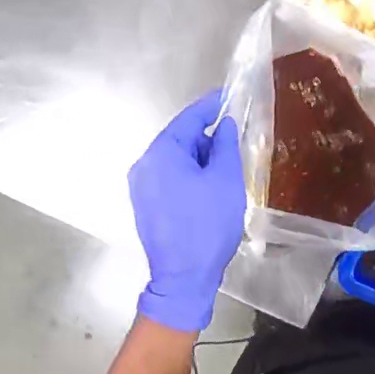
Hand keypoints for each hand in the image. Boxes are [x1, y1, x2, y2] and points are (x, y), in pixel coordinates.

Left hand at [128, 90, 245, 332]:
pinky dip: (188, 179)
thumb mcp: (226, 180)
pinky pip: (168, 182)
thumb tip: (224, 125)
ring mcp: (140, 188)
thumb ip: (225, 146)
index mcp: (161, 152)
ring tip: (224, 174)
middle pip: (179, 141)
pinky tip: (207, 192)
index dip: (211, 106)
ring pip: (174, 163)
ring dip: (198, 163)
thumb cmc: (208, 226)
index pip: (189, 119)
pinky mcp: (145, 208)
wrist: (184, 277)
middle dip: (206, 141)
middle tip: (233, 145)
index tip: (228, 97)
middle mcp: (144, 165)